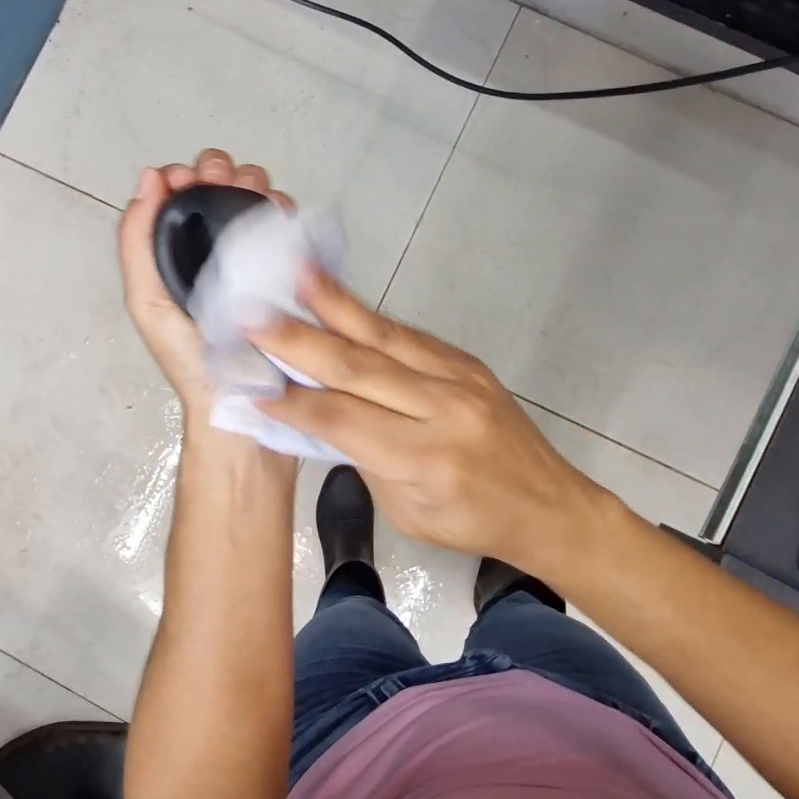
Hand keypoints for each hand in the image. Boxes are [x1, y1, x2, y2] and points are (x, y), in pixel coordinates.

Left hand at [118, 149, 286, 414]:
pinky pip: (289, 229)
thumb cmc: (191, 359)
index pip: (183, 198)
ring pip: (257, 202)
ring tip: (252, 192)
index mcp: (181, 255)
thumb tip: (148, 180)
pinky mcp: (290, 274)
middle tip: (221, 180)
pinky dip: (284, 210)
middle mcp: (217, 252)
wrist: (242, 406)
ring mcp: (256, 261)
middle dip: (221, 171)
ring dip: (253, 184)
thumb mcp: (148, 301)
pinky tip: (279, 211)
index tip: (190, 179)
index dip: (186, 177)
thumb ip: (136, 243)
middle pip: (222, 190)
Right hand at [247, 272, 615, 574]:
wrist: (549, 505)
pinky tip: (337, 296)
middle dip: (299, 340)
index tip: (249, 380)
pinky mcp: (467, 362)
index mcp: (424, 459)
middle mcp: (442, 409)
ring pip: (383, 336)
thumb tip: (314, 412)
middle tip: (254, 316)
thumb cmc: (471, 522)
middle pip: (357, 367)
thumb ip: (362, 457)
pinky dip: (366, 316)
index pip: (342, 420)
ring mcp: (459, 378)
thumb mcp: (407, 510)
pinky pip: (408, 335)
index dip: (293, 400)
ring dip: (333, 304)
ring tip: (296, 275)